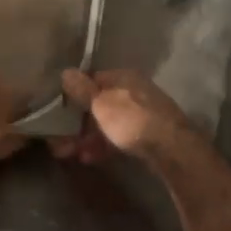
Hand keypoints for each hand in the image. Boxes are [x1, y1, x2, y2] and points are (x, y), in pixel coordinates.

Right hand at [54, 68, 194, 163]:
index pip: (92, 78)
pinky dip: (103, 146)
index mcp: (123, 77)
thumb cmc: (131, 120)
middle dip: (77, 121)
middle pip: (99, 103)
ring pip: (108, 123)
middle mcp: (133, 91)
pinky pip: (118, 137)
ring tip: (69, 153)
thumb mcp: (102, 104)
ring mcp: (142, 114)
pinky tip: (90, 158)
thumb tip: (66, 71)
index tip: (58, 108)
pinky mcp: (147, 135)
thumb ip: (82, 89)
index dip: (74, 92)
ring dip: (87, 137)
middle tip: (58, 139)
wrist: (172, 149)